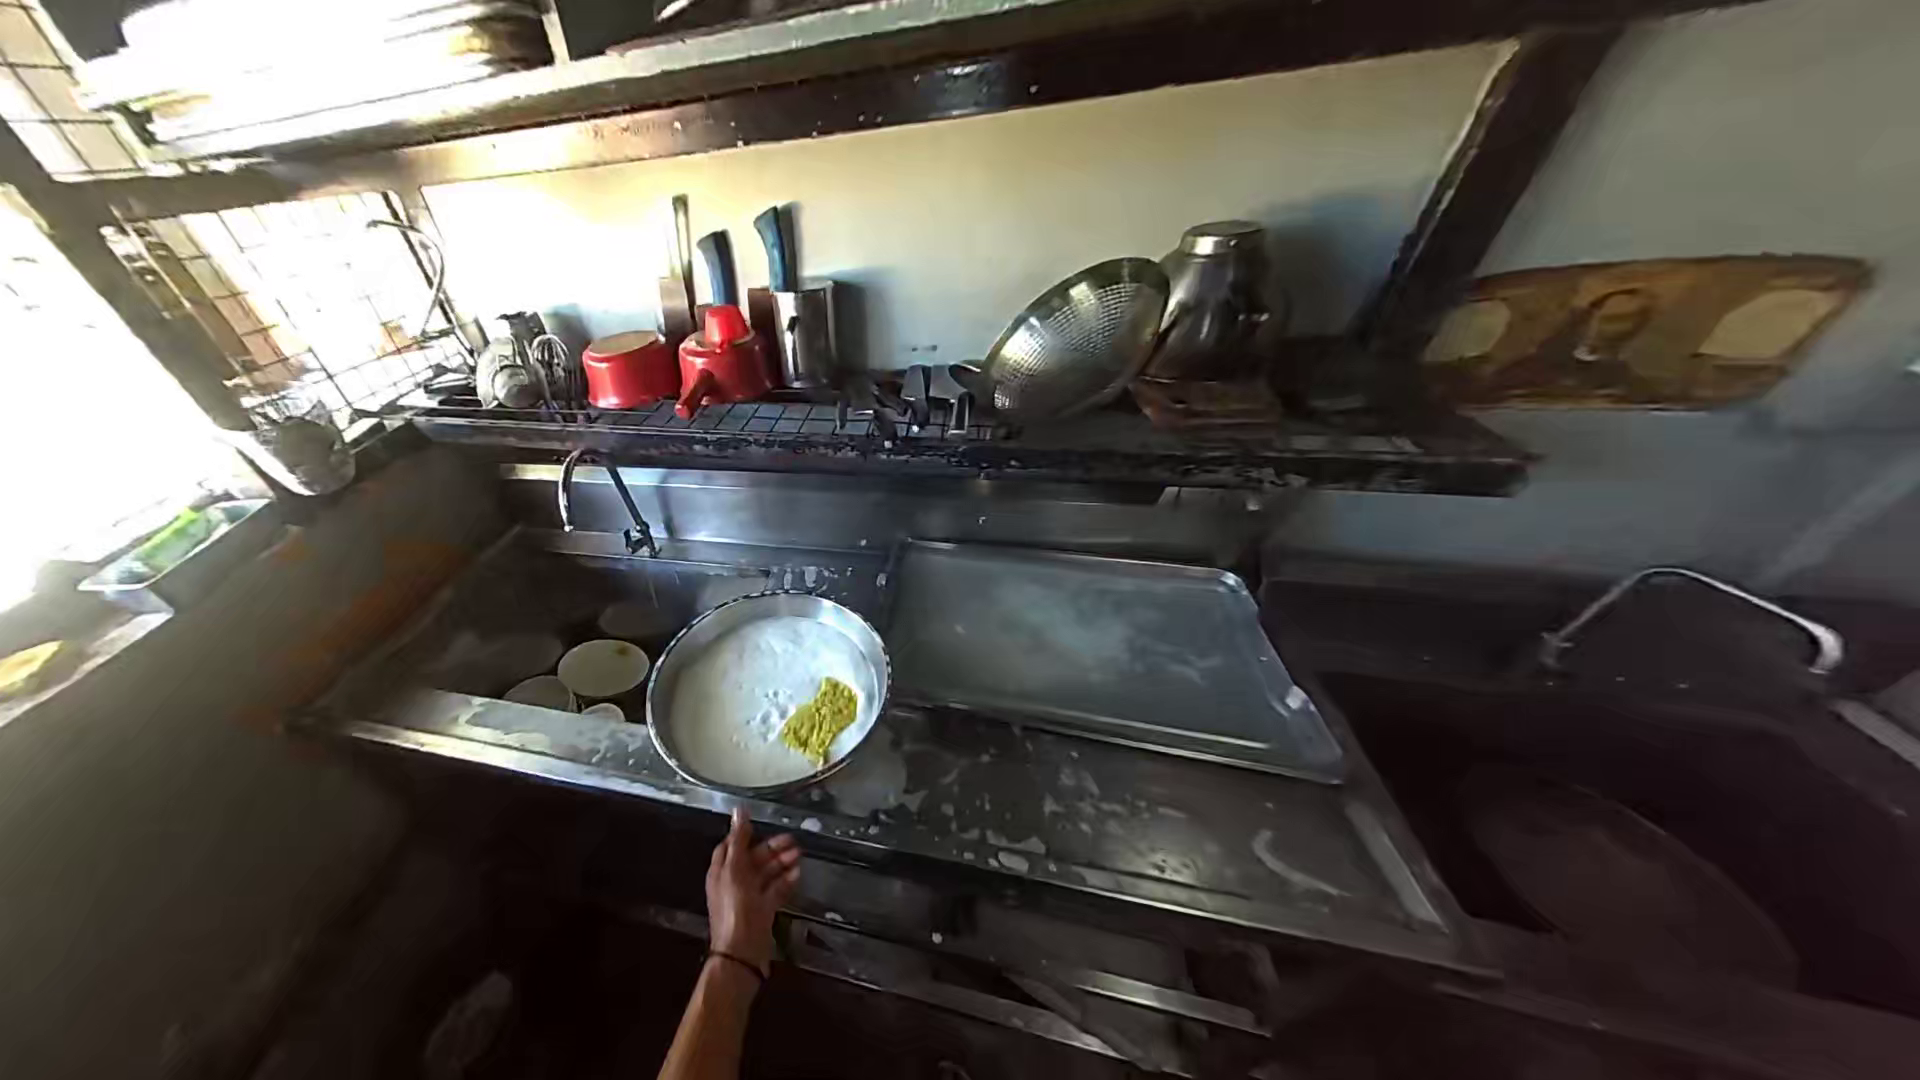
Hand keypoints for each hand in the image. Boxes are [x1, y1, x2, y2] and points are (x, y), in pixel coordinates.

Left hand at [706, 808, 800, 974]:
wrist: (743, 951)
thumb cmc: (735, 907)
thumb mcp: (735, 868)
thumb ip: (739, 839)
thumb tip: (739, 810)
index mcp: (722, 871)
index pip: (731, 845)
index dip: (744, 834)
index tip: (763, 824)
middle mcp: (734, 881)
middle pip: (753, 857)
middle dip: (772, 848)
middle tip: (793, 840)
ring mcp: (750, 896)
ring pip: (767, 872)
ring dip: (782, 862)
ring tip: (799, 854)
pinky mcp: (764, 909)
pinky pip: (776, 889)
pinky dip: (786, 880)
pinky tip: (798, 873)